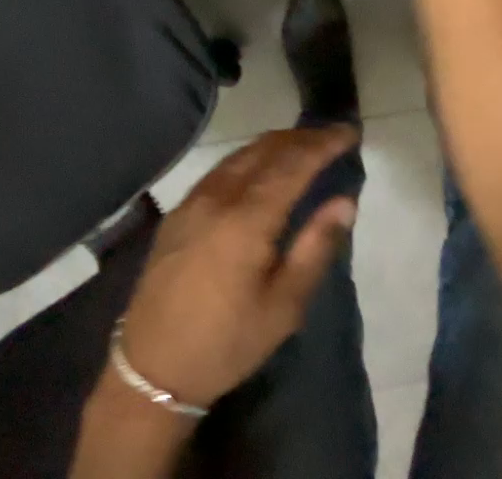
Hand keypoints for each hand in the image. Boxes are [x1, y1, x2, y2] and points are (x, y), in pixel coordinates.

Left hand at [114, 126, 359, 409]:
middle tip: (332, 137)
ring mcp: (192, 202)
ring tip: (304, 147)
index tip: (350, 133)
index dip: (323, 144)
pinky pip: (220, 169)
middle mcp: (217, 198)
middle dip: (302, 138)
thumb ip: (316, 247)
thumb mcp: (285, 305)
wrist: (151, 368)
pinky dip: (249, 158)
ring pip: (240, 155)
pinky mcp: (178, 214)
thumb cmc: (227, 342)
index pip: (293, 164)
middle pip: (265, 150)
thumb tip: (345, 201)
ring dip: (275, 145)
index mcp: (246, 219)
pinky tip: (261, 168)